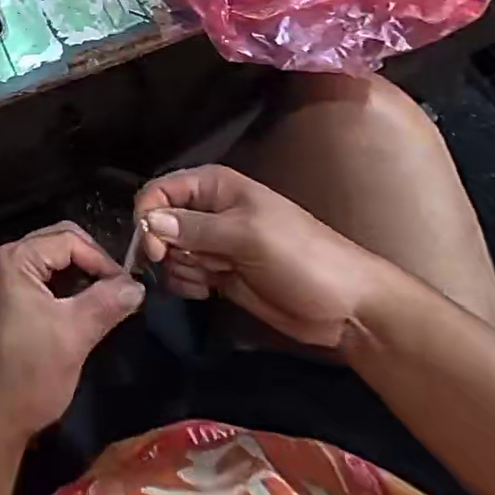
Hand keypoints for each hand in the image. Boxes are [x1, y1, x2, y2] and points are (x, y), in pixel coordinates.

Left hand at [0, 222, 145, 438]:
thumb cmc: (29, 371)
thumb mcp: (73, 335)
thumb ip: (106, 303)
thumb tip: (139, 285)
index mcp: (18, 258)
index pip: (70, 240)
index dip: (102, 260)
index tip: (129, 289)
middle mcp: (13, 258)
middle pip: (64, 242)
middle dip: (95, 262)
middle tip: (122, 290)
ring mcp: (15, 278)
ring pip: (61, 259)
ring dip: (87, 275)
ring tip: (113, 299)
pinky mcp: (20, 297)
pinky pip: (54, 278)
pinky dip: (76, 287)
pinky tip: (94, 307)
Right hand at [135, 164, 403, 349]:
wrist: (346, 307)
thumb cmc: (300, 256)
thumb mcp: (246, 235)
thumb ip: (194, 228)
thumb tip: (147, 221)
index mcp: (213, 186)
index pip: (160, 190)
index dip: (148, 215)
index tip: (152, 247)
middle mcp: (207, 210)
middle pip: (159, 221)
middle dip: (163, 246)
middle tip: (184, 265)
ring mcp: (213, 243)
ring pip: (169, 250)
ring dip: (177, 267)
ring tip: (207, 279)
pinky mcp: (218, 273)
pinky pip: (183, 273)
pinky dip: (186, 284)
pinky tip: (206, 291)